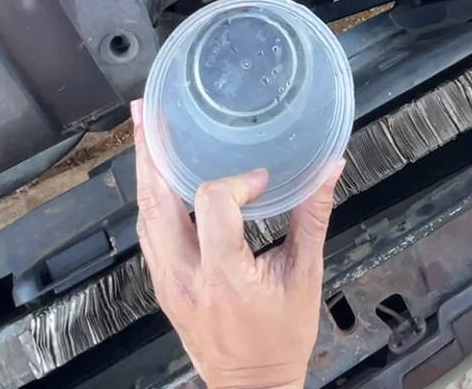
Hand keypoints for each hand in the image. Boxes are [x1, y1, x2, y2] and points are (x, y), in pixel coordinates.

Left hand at [132, 100, 344, 388]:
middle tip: (146, 110)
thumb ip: (313, 217)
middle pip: (156, 202)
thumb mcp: (305, 276)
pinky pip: (146, 231)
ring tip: (143, 127)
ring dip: (144, 167)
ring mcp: (167, 280)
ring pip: (143, 215)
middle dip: (150, 151)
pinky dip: (149, 194)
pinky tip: (154, 171)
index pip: (213, 204)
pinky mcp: (162, 282)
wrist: (251, 387)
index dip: (236, 181)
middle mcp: (186, 276)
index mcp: (224, 275)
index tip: (259, 178)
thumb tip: (328, 168)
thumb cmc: (279, 339)